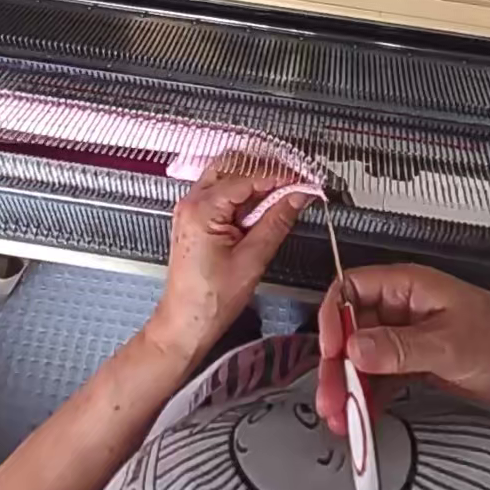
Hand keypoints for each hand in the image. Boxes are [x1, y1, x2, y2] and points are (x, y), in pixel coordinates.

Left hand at [146, 171, 306, 361]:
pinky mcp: (195, 217)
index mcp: (202, 209)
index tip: (303, 179)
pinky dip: (244, 192)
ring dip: (255, 179)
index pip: (248, 177)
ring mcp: (190, 208)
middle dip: (266, 169)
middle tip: (295, 180)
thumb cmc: (211, 299)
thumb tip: (298, 196)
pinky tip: (263, 204)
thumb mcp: (253, 259)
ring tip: (283, 191)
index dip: (280, 175)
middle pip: (233, 165)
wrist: (185, 324)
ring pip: (226, 174)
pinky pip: (221, 191)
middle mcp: (191, 202)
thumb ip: (277, 220)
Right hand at [315, 264, 489, 432]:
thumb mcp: (449, 343)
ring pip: (362, 355)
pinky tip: (364, 415)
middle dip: (337, 363)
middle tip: (331, 398)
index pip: (352, 289)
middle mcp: (401, 306)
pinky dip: (368, 395)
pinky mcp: (414, 361)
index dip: (334, 317)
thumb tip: (354, 348)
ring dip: (349, 385)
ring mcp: (406, 335)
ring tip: (343, 418)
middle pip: (352, 327)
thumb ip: (399, 347)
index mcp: (407, 285)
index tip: (330, 350)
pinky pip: (380, 375)